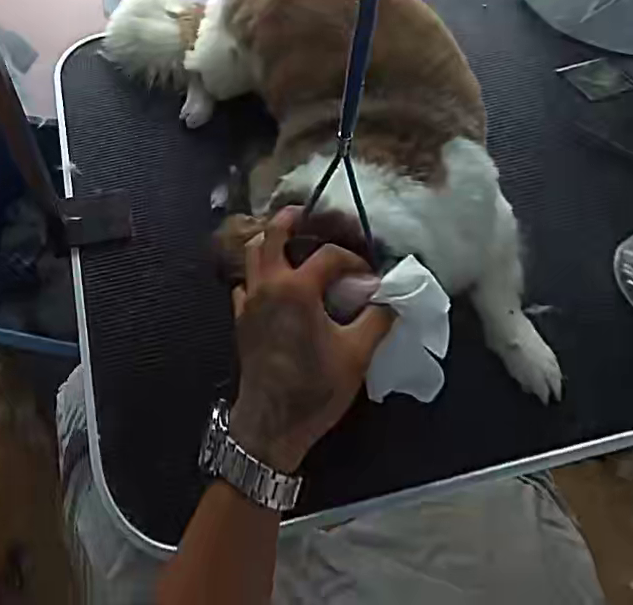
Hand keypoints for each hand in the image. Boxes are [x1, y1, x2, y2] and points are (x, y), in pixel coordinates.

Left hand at [227, 207, 394, 471]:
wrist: (272, 420)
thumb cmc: (315, 386)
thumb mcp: (357, 354)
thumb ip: (377, 320)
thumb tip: (392, 298)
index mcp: (298, 287)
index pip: (328, 255)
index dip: (352, 259)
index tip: (368, 274)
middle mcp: (268, 283)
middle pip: (272, 235)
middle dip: (288, 219)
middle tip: (302, 213)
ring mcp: (249, 298)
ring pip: (252, 253)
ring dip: (267, 241)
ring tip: (285, 240)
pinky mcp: (240, 315)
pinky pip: (244, 282)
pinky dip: (257, 274)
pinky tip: (271, 284)